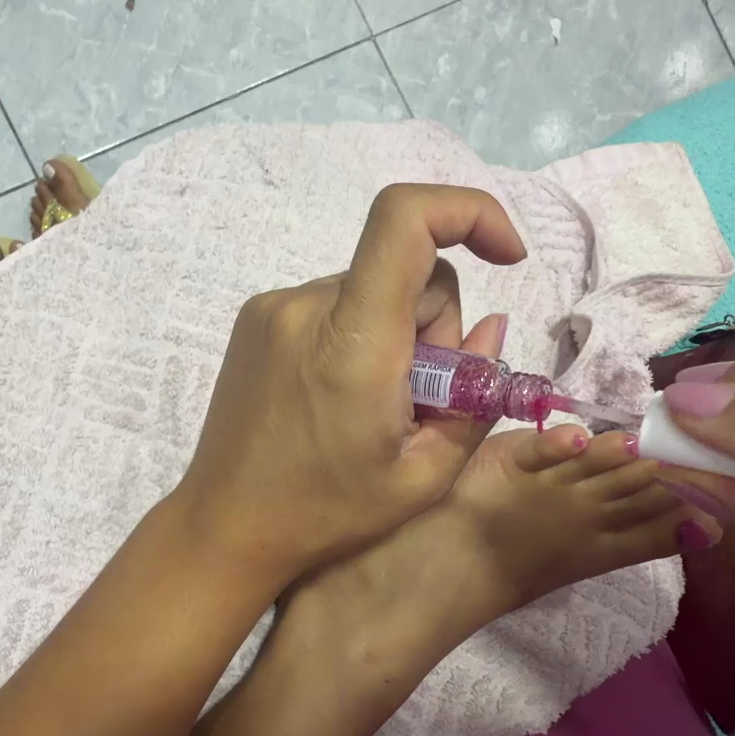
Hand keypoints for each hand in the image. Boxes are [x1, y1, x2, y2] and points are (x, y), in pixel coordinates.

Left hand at [171, 184, 525, 584]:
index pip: (405, 217)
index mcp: (352, 341)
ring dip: (394, 333)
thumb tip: (490, 326)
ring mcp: (272, 308)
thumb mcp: (424, 476)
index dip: (469, 211)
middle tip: (417, 401)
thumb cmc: (327, 512)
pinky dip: (357, 334)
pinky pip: (333, 303)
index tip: (507, 256)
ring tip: (372, 406)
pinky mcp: (256, 319)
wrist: (227, 524)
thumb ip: (475, 396)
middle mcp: (305, 306)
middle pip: (404, 269)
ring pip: (371, 289)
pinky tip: (340, 394)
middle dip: (433, 325)